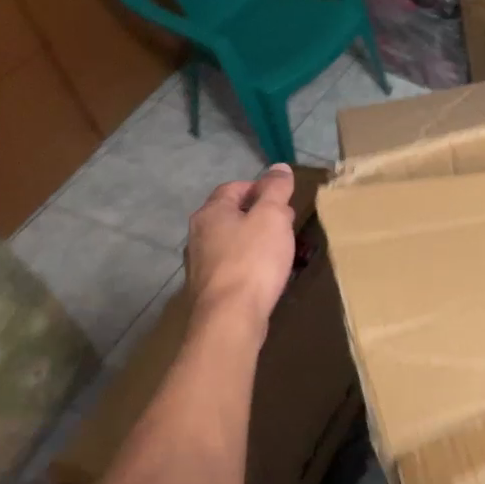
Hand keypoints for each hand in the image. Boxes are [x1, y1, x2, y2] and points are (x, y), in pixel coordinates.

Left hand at [185, 164, 296, 347]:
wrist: (230, 316)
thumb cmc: (253, 260)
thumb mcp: (273, 217)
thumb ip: (276, 190)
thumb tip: (279, 167)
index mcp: (211, 212)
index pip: (234, 187)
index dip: (260, 188)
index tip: (284, 200)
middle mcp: (198, 234)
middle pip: (231, 214)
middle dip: (259, 214)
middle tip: (287, 223)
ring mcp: (199, 263)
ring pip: (230, 240)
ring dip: (254, 239)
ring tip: (280, 248)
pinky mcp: (207, 287)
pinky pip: (230, 264)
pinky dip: (248, 262)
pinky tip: (265, 273)